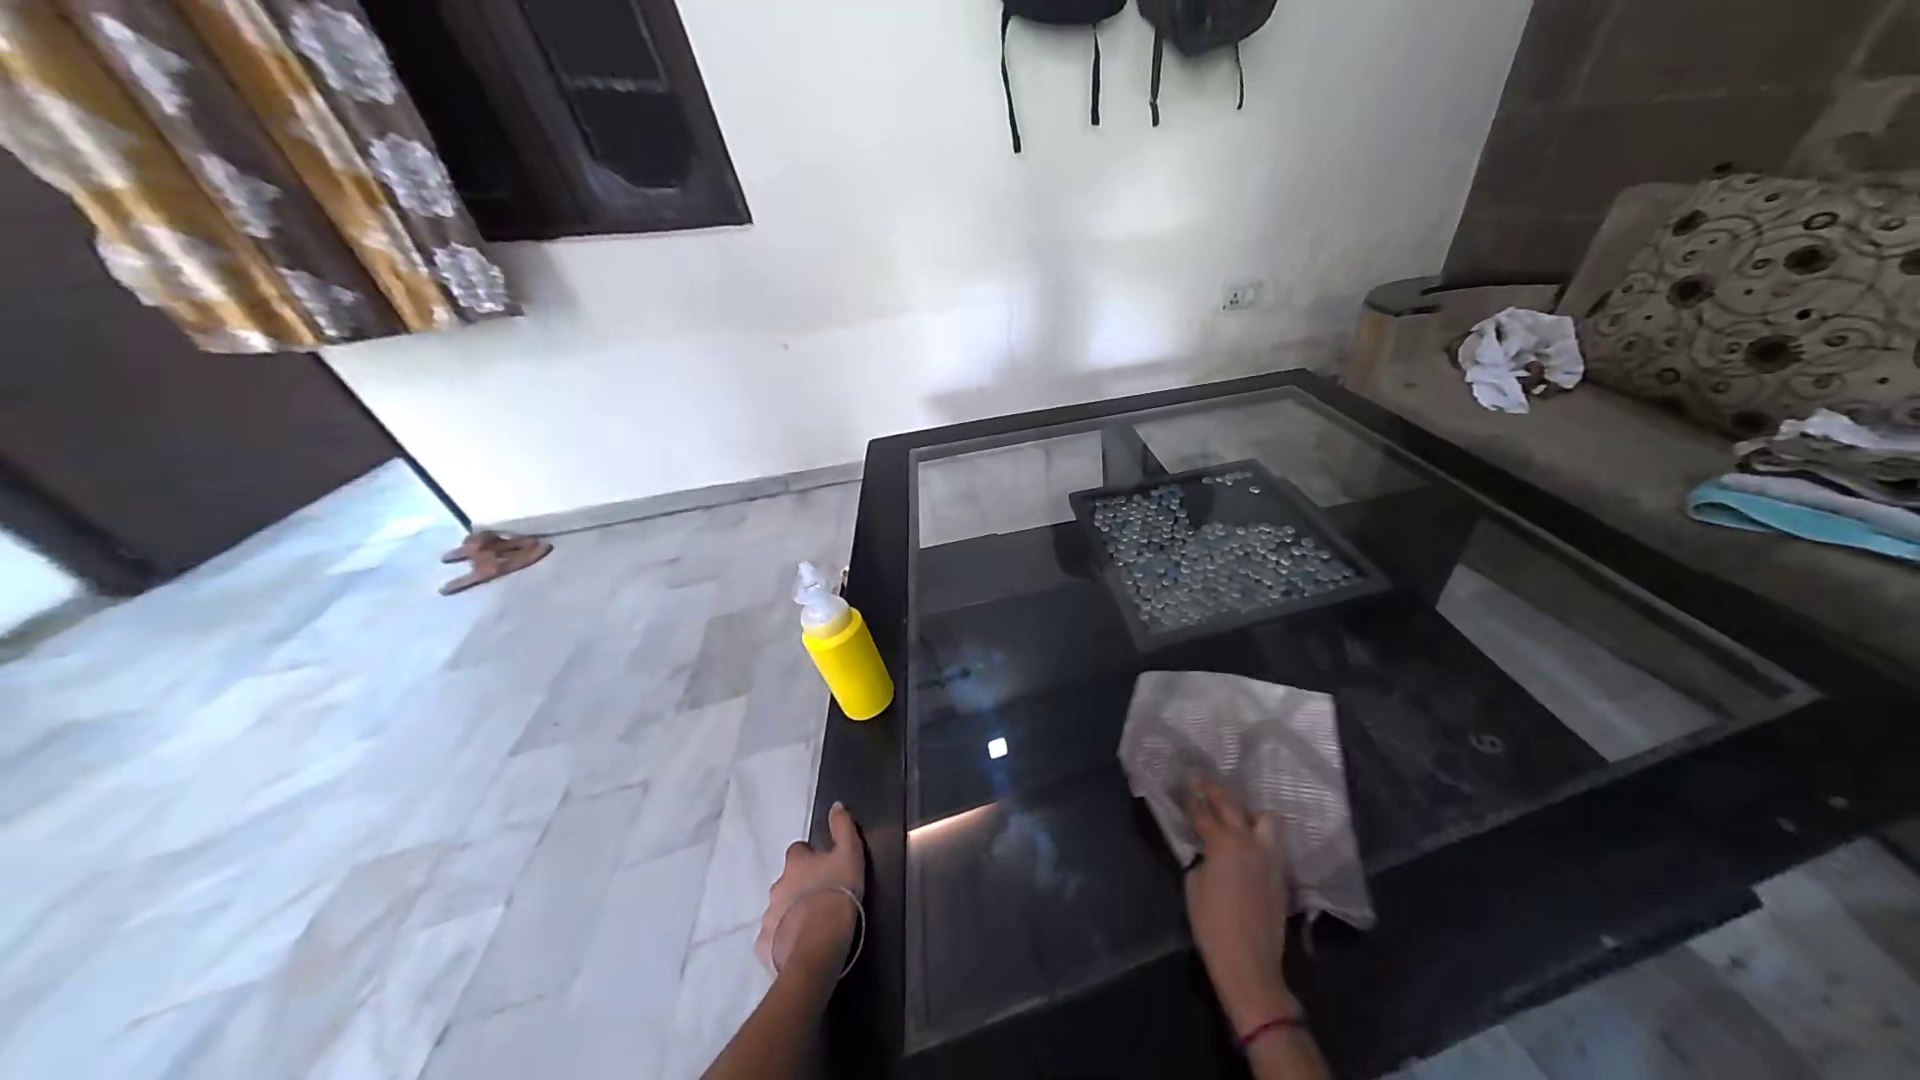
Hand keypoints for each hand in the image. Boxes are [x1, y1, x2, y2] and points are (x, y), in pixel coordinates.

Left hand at [755, 801, 864, 974]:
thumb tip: (836, 805)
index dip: (809, 858)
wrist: (819, 944)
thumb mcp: (850, 854)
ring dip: (791, 913)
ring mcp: (768, 917)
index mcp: (795, 864)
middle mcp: (777, 886)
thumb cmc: (838, 893)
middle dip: (798, 887)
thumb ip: (843, 827)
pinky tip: (798, 947)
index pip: (797, 851)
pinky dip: (782, 940)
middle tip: (820, 898)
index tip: (823, 867)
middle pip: (787, 882)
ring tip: (812, 926)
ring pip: (779, 910)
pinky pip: (772, 940)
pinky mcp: (764, 945)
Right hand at [1183, 775, 1297, 1033]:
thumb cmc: (1212, 925)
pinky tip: (1246, 842)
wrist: (1250, 963)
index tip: (1179, 784)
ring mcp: (1270, 857)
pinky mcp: (1280, 874)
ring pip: (1265, 819)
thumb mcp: (1194, 886)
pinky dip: (1258, 835)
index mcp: (1223, 844)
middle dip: (1213, 789)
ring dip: (1248, 812)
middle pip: (1231, 804)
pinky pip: (1271, 842)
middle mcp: (1249, 843)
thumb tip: (1208, 853)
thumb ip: (1202, 859)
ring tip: (1233, 814)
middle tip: (1199, 779)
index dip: (1188, 798)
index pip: (1202, 813)